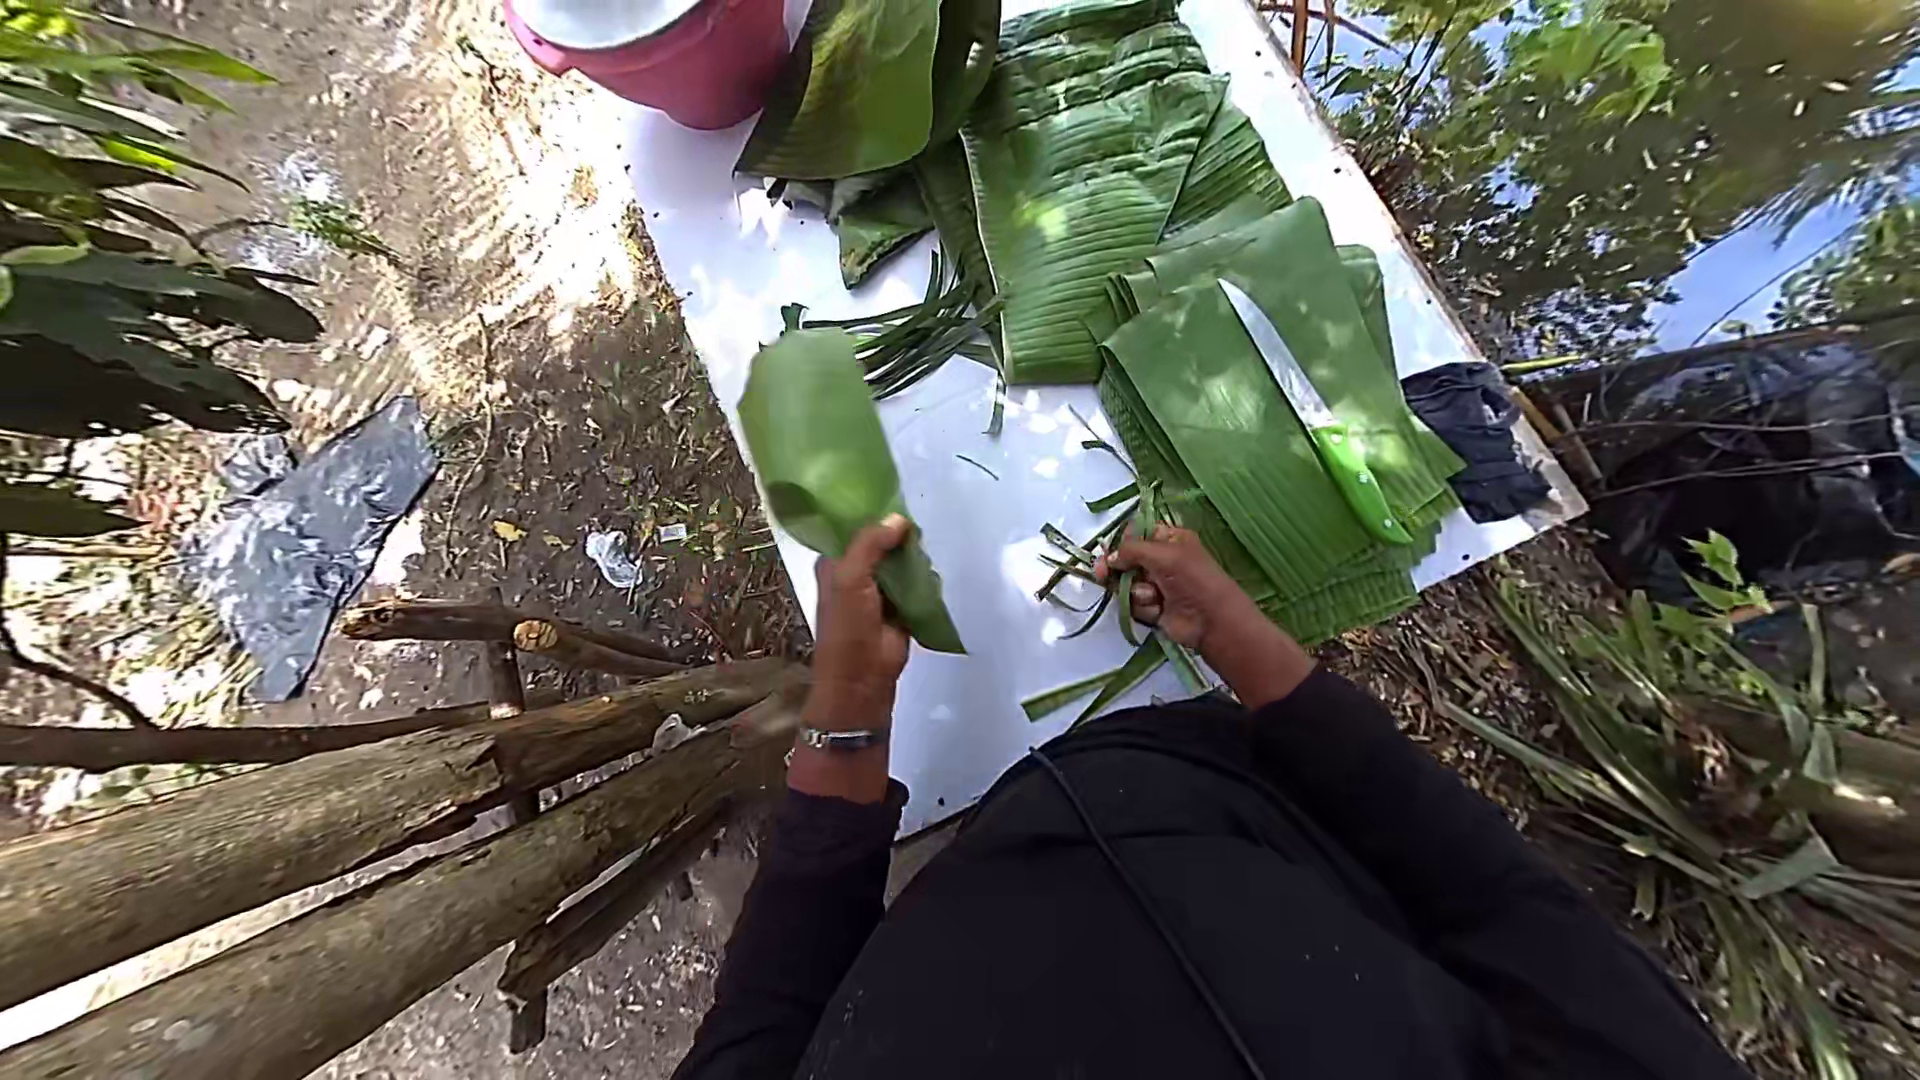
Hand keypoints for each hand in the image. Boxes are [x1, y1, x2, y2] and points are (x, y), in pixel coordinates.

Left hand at [805, 513, 912, 731]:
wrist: (863, 677)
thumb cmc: (848, 626)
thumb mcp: (850, 577)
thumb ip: (871, 544)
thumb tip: (899, 518)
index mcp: (835, 563)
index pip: (853, 530)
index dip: (872, 516)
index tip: (896, 499)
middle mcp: (856, 574)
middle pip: (881, 544)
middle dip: (899, 536)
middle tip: (918, 528)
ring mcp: (880, 591)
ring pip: (901, 563)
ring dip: (914, 558)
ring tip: (927, 547)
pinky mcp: (901, 607)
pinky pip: (916, 585)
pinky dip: (925, 579)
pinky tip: (933, 571)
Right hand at [1096, 523, 1249, 650]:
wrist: (1212, 621)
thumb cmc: (1193, 580)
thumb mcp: (1163, 554)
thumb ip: (1132, 550)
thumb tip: (1110, 559)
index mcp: (1169, 539)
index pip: (1136, 533)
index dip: (1121, 542)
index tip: (1109, 552)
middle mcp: (1161, 559)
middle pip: (1125, 559)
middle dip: (1116, 569)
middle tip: (1103, 575)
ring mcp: (1156, 584)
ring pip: (1126, 583)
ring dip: (1136, 591)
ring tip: (1152, 597)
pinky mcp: (1152, 606)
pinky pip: (1133, 603)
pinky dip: (1142, 606)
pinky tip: (1157, 609)